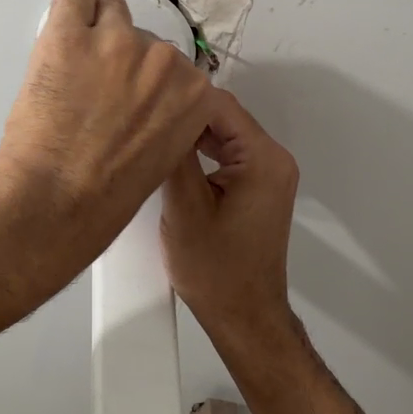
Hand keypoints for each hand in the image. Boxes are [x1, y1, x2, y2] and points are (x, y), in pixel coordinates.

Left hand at [0, 0, 215, 248]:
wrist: (56, 201)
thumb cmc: (104, 196)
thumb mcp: (161, 158)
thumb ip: (165, 119)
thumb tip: (141, 101)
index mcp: (194, 96)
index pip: (176, 67)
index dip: (146, 81)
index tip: (127, 93)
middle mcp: (164, 63)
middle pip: (143, 39)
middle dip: (119, 61)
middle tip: (92, 93)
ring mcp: (118, 44)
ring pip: (111, 9)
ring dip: (95, 31)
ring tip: (73, 68)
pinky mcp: (72, 36)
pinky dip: (71, 6)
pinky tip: (62, 29)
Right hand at [162, 91, 299, 331]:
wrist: (243, 316)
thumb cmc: (214, 268)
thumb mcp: (184, 207)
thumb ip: (175, 155)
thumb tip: (160, 113)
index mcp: (263, 158)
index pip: (219, 105)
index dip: (179, 96)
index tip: (141, 96)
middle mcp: (274, 159)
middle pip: (223, 117)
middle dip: (182, 114)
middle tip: (138, 113)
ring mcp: (268, 174)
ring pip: (224, 135)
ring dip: (189, 134)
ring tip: (148, 132)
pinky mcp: (258, 189)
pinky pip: (228, 155)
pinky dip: (201, 152)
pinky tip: (170, 157)